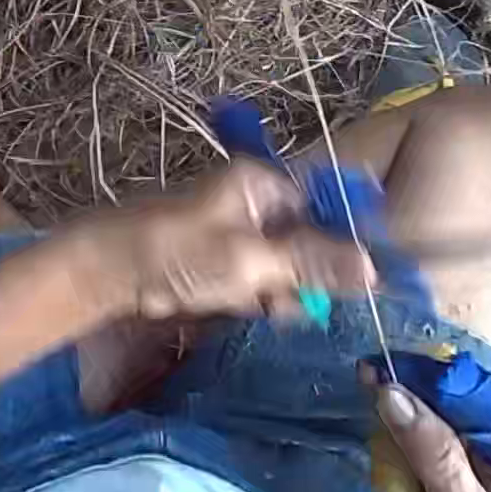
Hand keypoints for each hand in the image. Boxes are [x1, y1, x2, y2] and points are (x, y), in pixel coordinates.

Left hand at [88, 162, 374, 319]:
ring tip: (264, 305)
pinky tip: (252, 308)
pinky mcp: (227, 258)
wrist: (116, 271)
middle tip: (290, 298)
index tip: (360, 279)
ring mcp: (240, 231)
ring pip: (286, 264)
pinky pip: (263, 278)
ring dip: (283, 291)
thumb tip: (373, 267)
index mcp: (261, 183)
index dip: (341, 242)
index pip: (321, 206)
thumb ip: (311, 262)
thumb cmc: (182, 250)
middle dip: (305, 274)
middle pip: (306, 238)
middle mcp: (254, 201)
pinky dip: (262, 297)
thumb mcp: (251, 258)